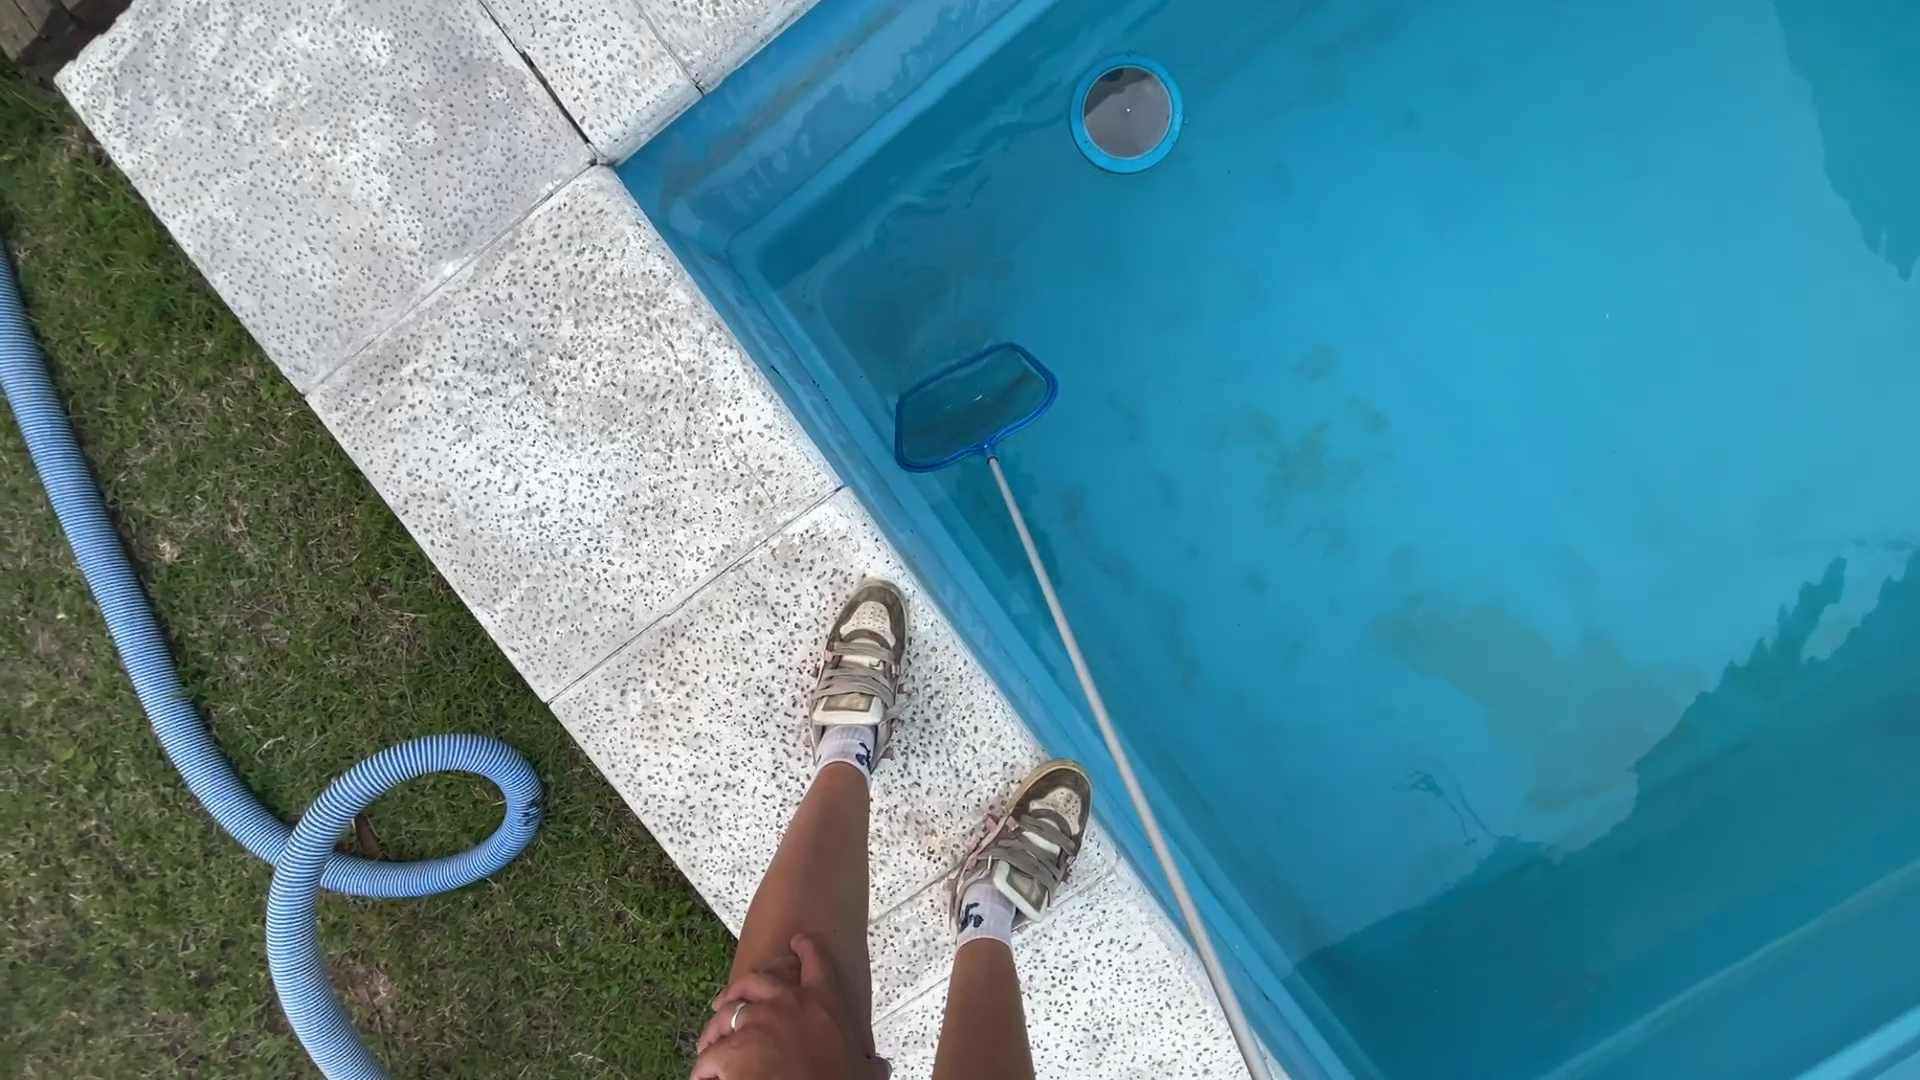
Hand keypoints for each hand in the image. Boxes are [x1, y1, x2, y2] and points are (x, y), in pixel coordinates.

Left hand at [692, 934, 885, 1079]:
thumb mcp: (866, 1070)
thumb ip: (869, 1061)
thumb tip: (880, 1067)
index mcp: (824, 1001)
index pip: (815, 959)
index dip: (805, 946)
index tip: (796, 941)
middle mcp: (788, 1002)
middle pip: (757, 978)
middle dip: (743, 986)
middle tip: (732, 997)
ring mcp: (758, 1022)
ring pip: (728, 1011)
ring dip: (717, 1025)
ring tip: (710, 1038)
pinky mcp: (732, 1051)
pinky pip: (709, 1054)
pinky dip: (704, 1066)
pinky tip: (703, 1076)